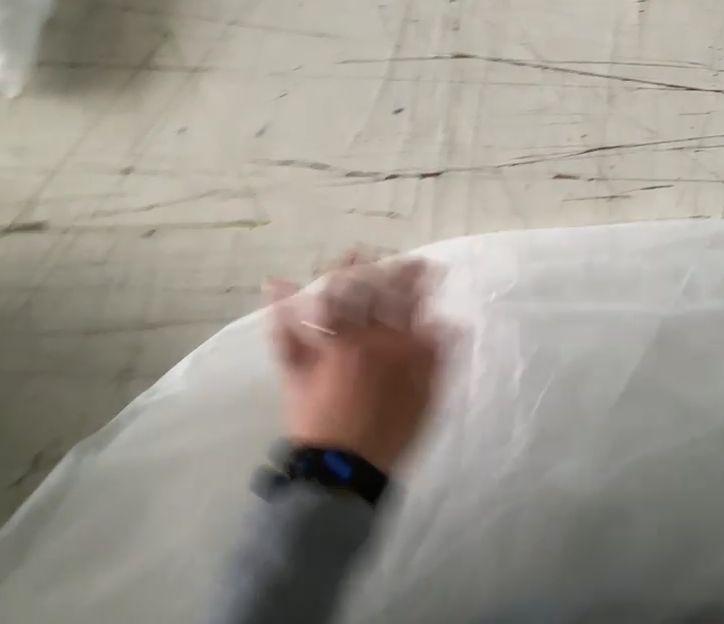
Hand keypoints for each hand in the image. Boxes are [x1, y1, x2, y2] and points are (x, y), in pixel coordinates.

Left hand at [265, 250, 453, 473]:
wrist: (343, 469)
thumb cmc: (393, 433)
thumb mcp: (428, 396)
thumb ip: (438, 357)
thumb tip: (447, 322)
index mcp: (397, 344)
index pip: (409, 300)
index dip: (417, 278)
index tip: (425, 265)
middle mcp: (363, 338)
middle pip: (372, 294)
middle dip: (381, 269)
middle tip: (385, 254)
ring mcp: (328, 349)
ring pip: (334, 304)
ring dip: (339, 275)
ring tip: (346, 256)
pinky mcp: (299, 366)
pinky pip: (285, 334)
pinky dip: (280, 308)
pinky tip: (276, 284)